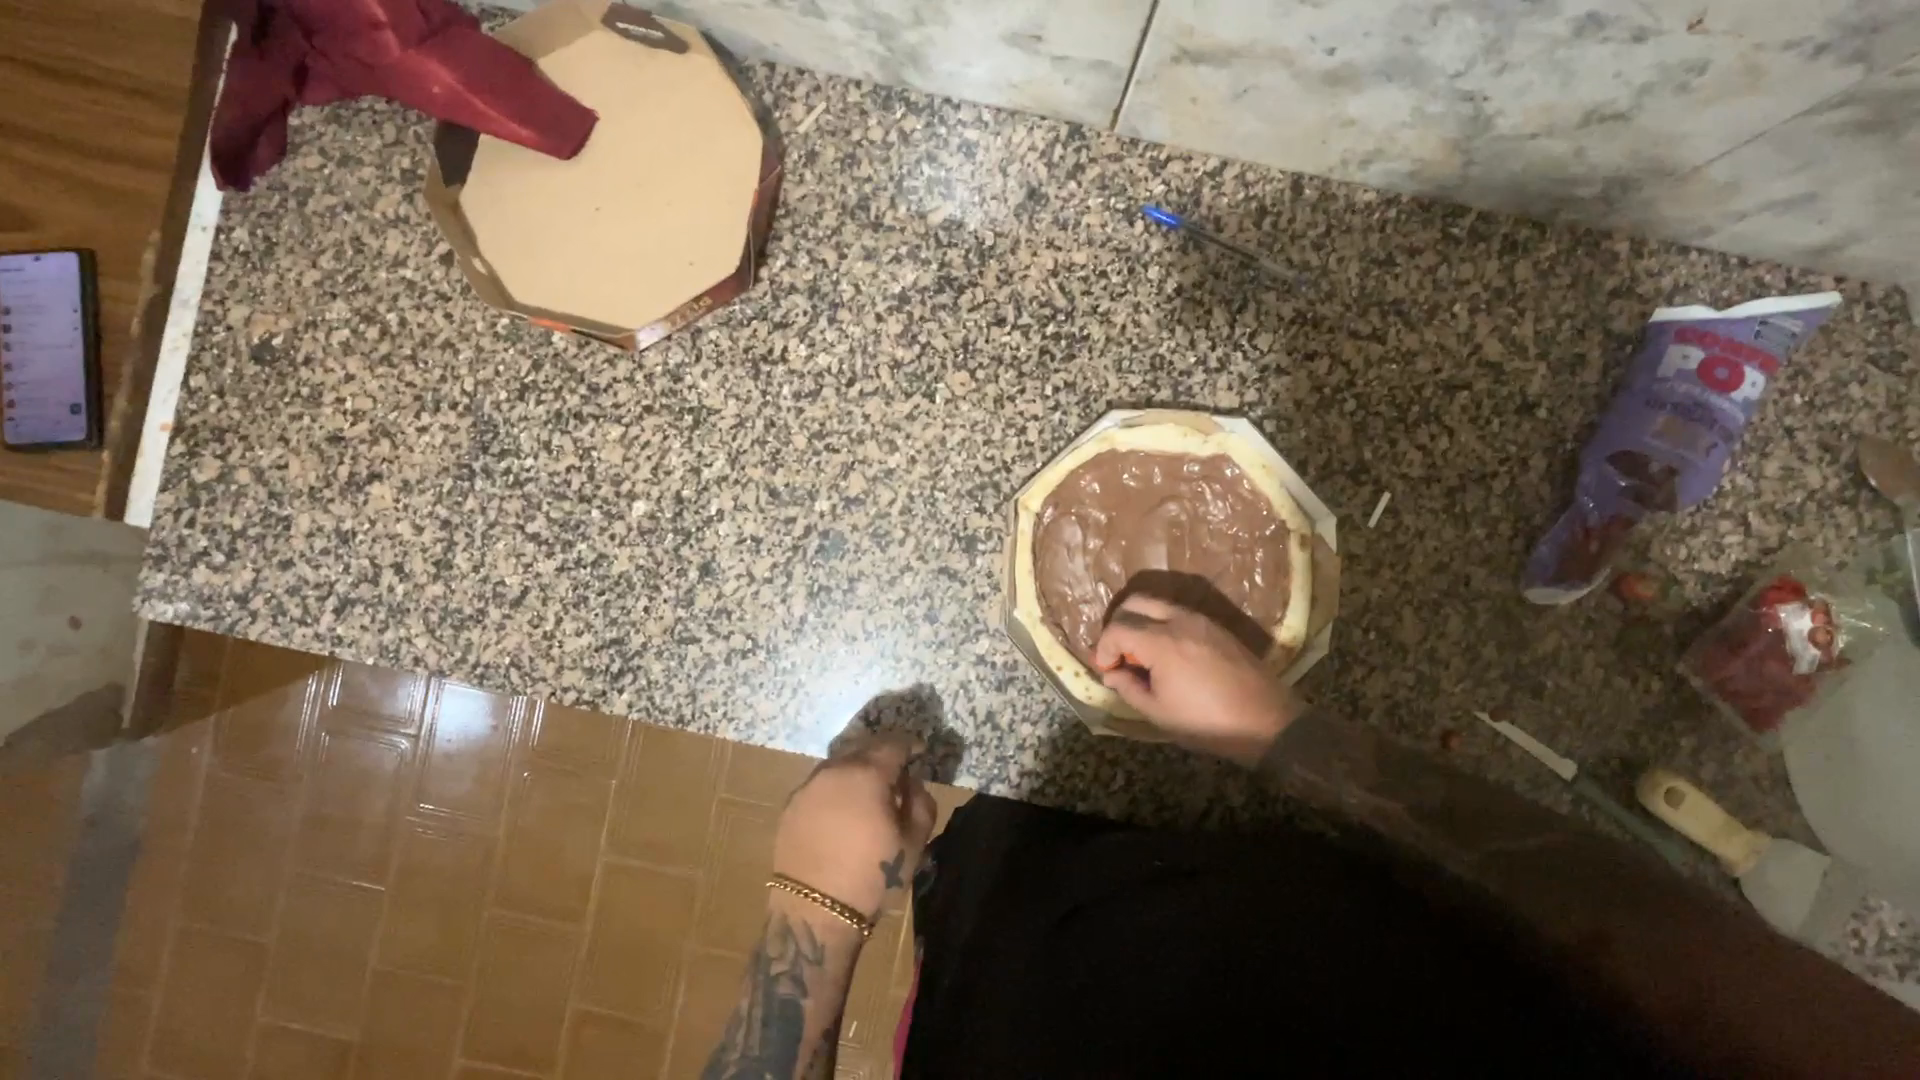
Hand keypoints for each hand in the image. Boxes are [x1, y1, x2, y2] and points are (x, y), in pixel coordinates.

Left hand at [773, 732, 936, 922]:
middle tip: (896, 775)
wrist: (815, 913)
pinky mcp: (790, 806)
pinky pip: (820, 785)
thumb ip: (921, 802)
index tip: (920, 755)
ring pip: (838, 765)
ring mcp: (807, 787)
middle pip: (863, 748)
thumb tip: (911, 784)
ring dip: (856, 771)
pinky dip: (835, 789)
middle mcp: (834, 770)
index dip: (911, 746)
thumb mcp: (913, 842)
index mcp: (867, 774)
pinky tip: (841, 812)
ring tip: (867, 795)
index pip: (894, 744)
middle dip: (882, 756)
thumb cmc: (872, 877)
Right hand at [1093, 594, 1304, 765]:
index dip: (1103, 648)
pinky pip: (1179, 614)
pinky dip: (1163, 624)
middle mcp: (1180, 621)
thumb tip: (1112, 674)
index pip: (1117, 628)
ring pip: (1159, 604)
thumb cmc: (1207, 723)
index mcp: (1162, 642)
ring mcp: (1202, 621)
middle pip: (1135, 602)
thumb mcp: (1158, 713)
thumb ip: (1128, 688)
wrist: (1267, 723)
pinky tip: (1168, 654)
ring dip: (1142, 622)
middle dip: (1119, 625)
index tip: (1106, 669)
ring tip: (1142, 654)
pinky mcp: (1217, 628)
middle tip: (1118, 654)